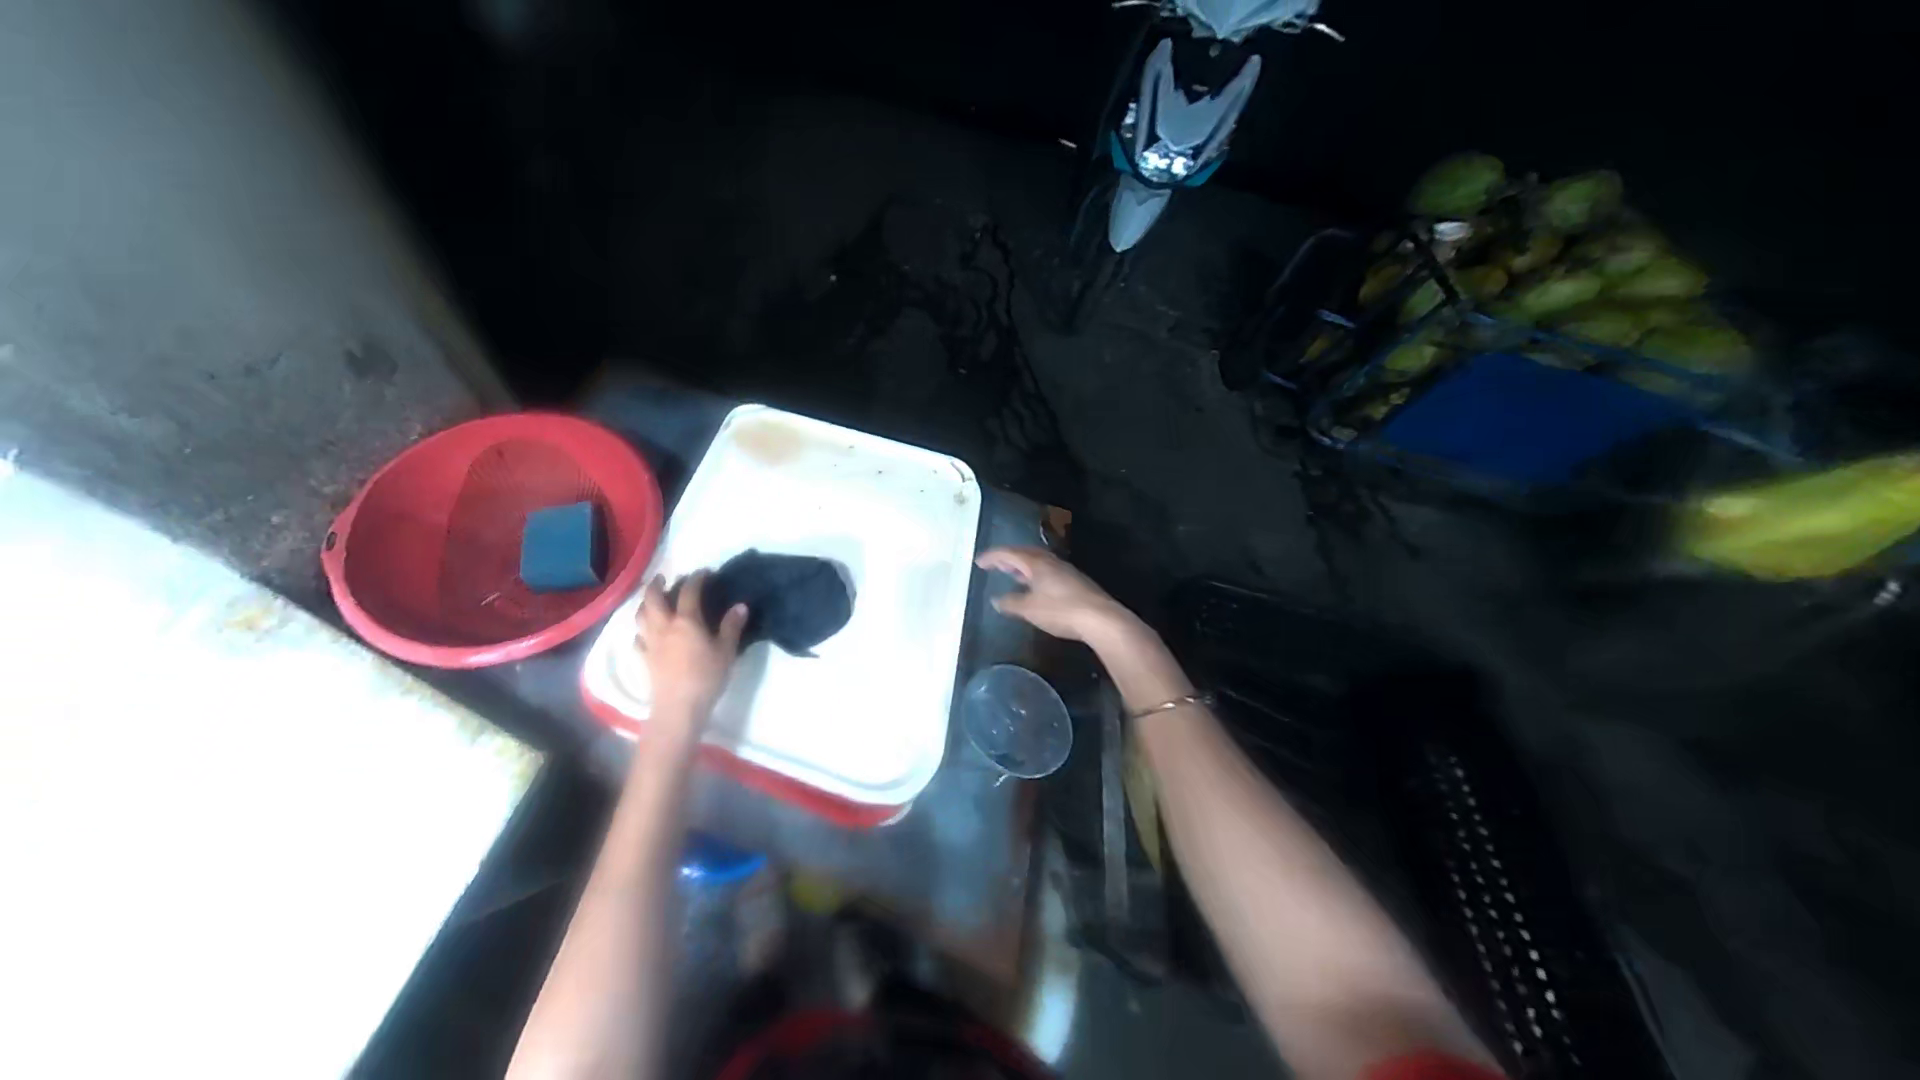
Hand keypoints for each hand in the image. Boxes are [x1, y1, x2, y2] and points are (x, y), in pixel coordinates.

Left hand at [634, 570, 747, 735]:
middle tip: (663, 577)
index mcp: (686, 621)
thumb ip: (731, 627)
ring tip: (651, 601)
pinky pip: (637, 639)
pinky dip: (641, 631)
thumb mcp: (726, 651)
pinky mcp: (643, 659)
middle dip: (657, 584)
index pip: (689, 592)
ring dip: (645, 604)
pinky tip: (646, 634)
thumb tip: (740, 606)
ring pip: (640, 616)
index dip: (696, 578)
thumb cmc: (706, 677)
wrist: (678, 708)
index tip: (704, 572)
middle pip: (653, 598)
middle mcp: (664, 626)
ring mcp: (650, 642)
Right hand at [975, 546, 1137, 643]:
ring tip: (1012, 573)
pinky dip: (1035, 575)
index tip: (979, 561)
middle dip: (1008, 558)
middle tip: (995, 564)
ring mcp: (1065, 571)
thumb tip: (996, 600)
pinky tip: (1034, 587)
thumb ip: (1011, 603)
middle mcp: (1051, 562)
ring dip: (1023, 566)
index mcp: (1037, 564)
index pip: (1010, 553)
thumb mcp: (1030, 609)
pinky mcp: (1075, 583)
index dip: (993, 556)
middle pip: (1026, 554)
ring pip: (1039, 562)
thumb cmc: (1061, 610)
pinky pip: (1048, 572)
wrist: (1100, 619)